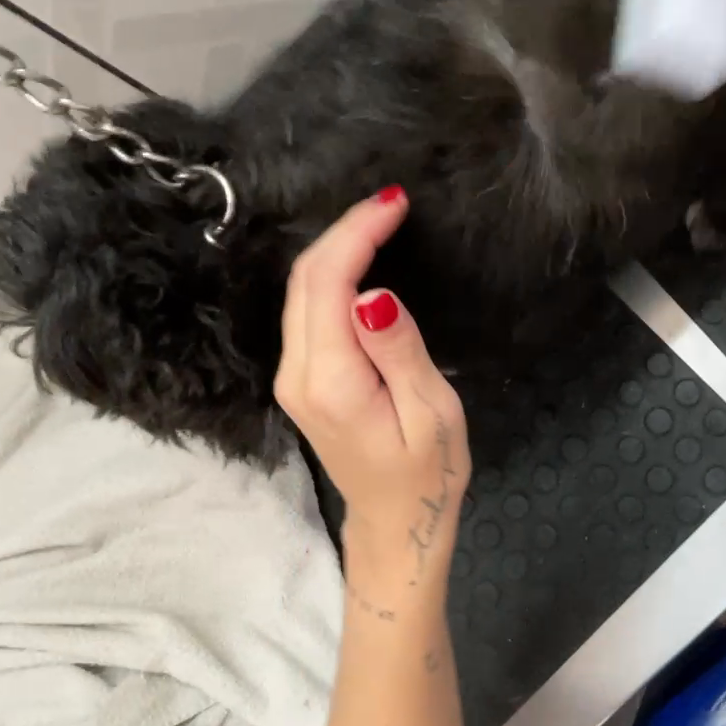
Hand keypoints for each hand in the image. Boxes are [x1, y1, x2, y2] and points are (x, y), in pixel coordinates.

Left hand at [274, 189, 470, 603]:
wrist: (394, 523)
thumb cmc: (427, 474)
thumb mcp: (431, 413)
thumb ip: (398, 351)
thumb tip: (372, 293)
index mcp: (331, 380)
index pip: (328, 284)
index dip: (356, 234)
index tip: (395, 203)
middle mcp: (298, 373)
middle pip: (305, 280)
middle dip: (344, 231)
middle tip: (392, 203)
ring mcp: (293, 378)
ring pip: (301, 292)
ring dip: (336, 249)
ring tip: (381, 221)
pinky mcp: (302, 381)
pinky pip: (308, 311)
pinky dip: (332, 275)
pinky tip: (360, 261)